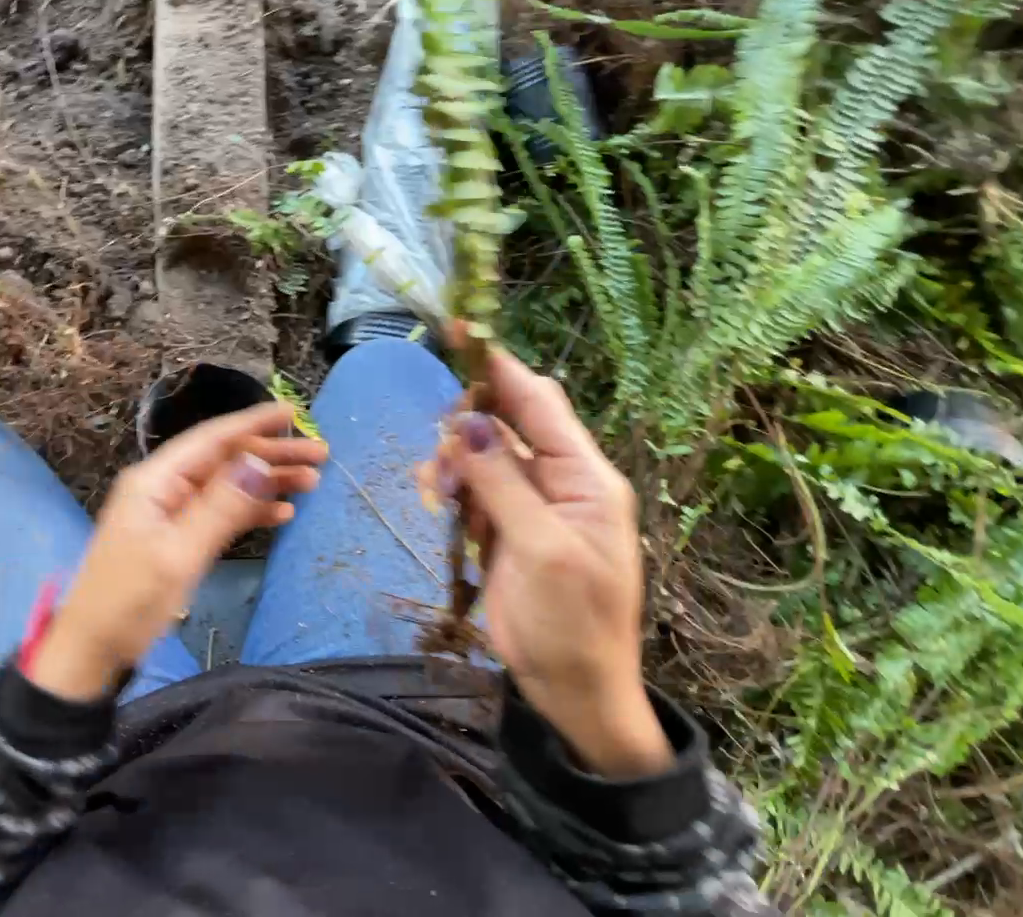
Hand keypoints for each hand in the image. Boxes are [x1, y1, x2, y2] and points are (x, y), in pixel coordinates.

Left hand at [27, 402, 326, 701]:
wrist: (93, 649)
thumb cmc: (129, 601)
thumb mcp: (178, 554)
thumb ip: (220, 507)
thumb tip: (258, 460)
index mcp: (154, 481)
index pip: (210, 440)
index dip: (253, 424)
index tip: (293, 414)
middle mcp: (162, 488)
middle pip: (223, 460)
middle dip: (269, 454)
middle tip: (320, 454)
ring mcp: (169, 514)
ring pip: (226, 486)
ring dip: (266, 483)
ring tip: (312, 481)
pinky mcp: (177, 539)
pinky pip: (219, 515)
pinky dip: (250, 512)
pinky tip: (283, 514)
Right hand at [422, 349, 672, 778]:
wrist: (571, 689)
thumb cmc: (571, 622)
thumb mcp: (541, 550)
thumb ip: (504, 483)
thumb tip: (468, 423)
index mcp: (585, 479)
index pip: (540, 404)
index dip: (500, 367)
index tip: (458, 333)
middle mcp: (558, 481)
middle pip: (506, 422)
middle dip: (468, 425)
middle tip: (443, 454)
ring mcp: (528, 505)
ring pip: (480, 454)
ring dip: (453, 462)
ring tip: (440, 493)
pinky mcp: (503, 528)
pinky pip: (471, 488)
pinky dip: (450, 488)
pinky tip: (437, 501)